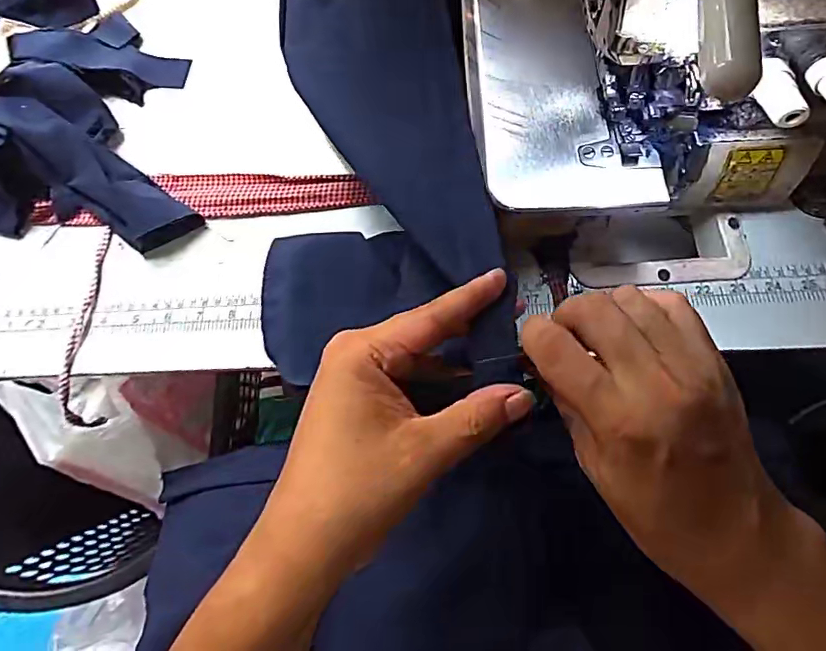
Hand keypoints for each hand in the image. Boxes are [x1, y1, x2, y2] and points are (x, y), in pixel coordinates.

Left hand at [256, 269, 534, 580]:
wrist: (302, 550)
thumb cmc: (357, 492)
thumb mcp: (423, 451)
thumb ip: (476, 416)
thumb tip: (523, 393)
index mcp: (362, 350)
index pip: (429, 317)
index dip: (470, 298)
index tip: (501, 275)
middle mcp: (355, 352)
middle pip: (423, 335)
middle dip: (467, 330)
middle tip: (512, 314)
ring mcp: (353, 377)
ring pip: (417, 361)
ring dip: (455, 364)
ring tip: (500, 352)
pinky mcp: (357, 400)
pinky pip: (406, 381)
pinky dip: (437, 386)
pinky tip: (469, 388)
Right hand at [520, 287, 784, 612]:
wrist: (739, 531)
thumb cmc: (658, 515)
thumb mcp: (595, 468)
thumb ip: (567, 404)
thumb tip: (542, 360)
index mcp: (619, 419)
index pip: (556, 346)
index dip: (533, 335)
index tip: (533, 344)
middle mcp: (654, 381)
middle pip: (592, 308)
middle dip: (566, 316)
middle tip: (567, 337)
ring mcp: (690, 364)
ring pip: (629, 297)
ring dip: (605, 310)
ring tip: (604, 336)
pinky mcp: (714, 356)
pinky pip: (671, 303)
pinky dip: (645, 308)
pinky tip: (639, 331)